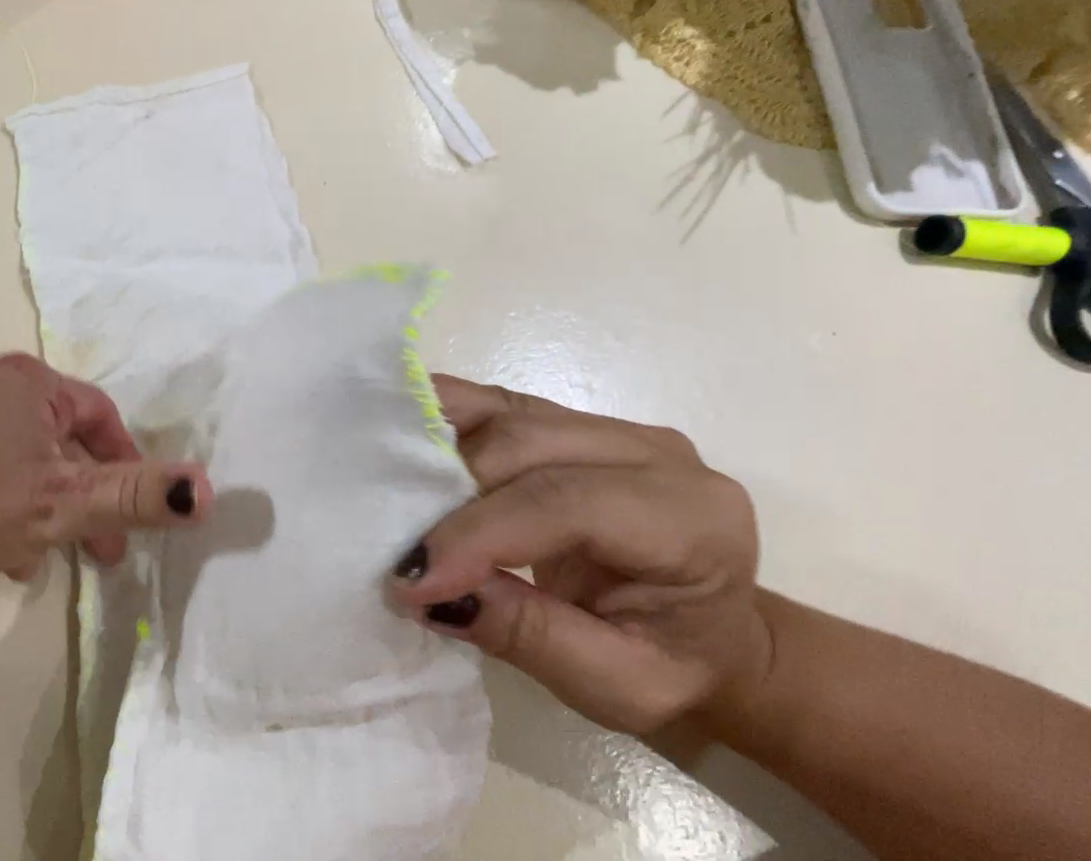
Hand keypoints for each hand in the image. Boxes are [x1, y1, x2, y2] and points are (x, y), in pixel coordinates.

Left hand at [0, 354, 208, 605]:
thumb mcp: (63, 504)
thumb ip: (136, 495)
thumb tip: (207, 490)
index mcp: (25, 381)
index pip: (101, 416)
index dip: (127, 468)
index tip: (135, 520)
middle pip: (63, 442)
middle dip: (86, 500)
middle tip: (102, 553)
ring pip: (26, 463)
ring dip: (48, 511)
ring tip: (44, 559)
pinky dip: (7, 509)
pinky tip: (0, 556)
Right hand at [390, 375, 769, 733]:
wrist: (709, 635)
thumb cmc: (673, 665)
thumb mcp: (616, 685)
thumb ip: (528, 635)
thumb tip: (431, 593)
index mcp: (690, 519)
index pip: (566, 502)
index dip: (477, 533)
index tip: (408, 579)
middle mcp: (654, 453)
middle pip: (526, 444)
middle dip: (445, 493)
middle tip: (389, 547)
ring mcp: (609, 427)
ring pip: (502, 414)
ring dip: (433, 447)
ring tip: (381, 489)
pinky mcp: (568, 422)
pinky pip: (494, 406)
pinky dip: (441, 420)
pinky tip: (397, 438)